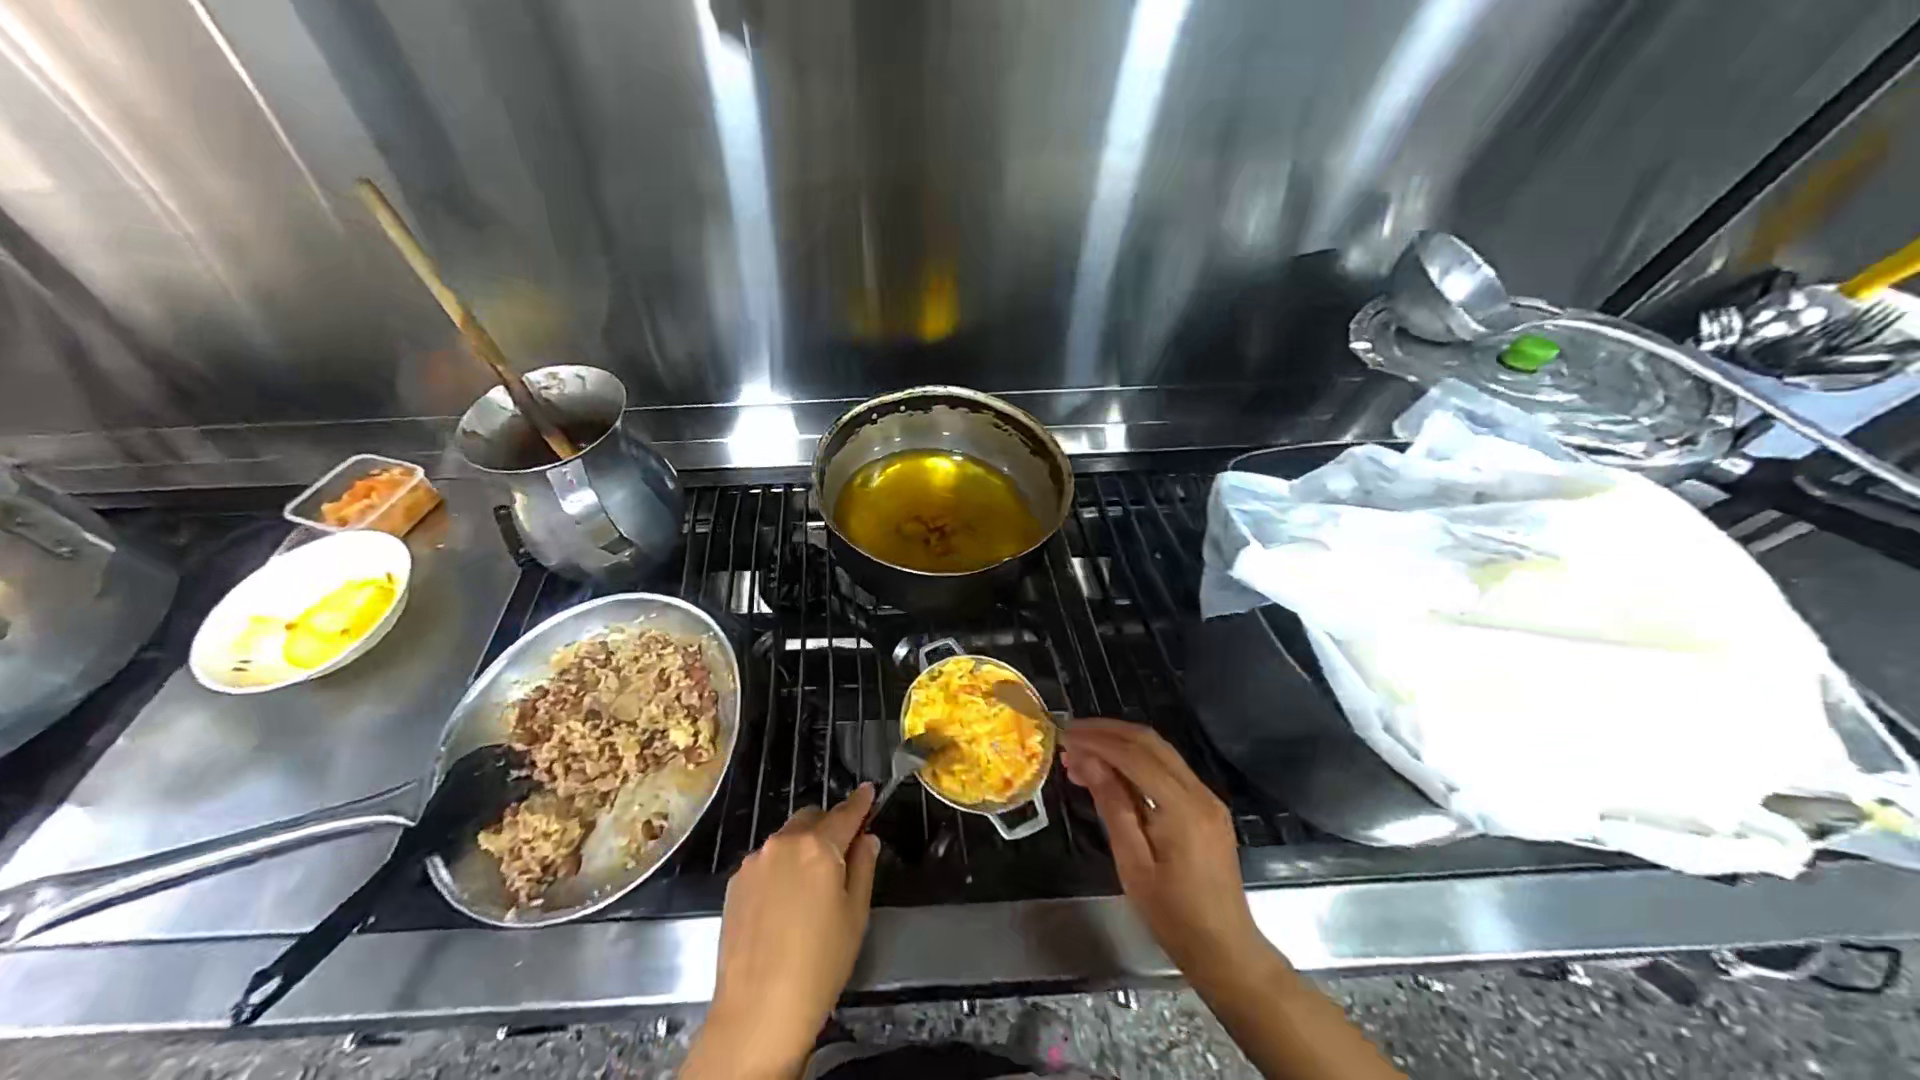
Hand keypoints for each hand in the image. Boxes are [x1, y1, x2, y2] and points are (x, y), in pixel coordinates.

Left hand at [683, 784, 880, 1079]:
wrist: (758, 1010)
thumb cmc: (820, 963)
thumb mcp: (856, 914)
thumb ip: (863, 866)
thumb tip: (866, 839)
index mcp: (818, 846)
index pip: (846, 813)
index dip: (861, 801)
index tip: (869, 791)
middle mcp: (783, 843)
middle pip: (812, 818)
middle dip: (829, 826)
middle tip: (844, 853)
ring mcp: (754, 862)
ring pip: (786, 838)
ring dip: (803, 847)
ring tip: (811, 885)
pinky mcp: (734, 883)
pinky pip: (766, 861)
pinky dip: (781, 867)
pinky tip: (785, 902)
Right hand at [1066, 721, 1405, 1078]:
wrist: (1225, 948)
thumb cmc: (1173, 915)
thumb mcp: (1133, 863)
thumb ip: (1112, 805)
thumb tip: (1088, 761)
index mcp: (1183, 807)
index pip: (1134, 755)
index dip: (1097, 740)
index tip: (1065, 736)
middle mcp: (1200, 792)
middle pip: (1150, 742)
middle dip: (1108, 733)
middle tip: (1071, 735)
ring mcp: (1207, 798)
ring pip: (1160, 752)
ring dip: (1120, 745)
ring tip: (1082, 752)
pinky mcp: (1206, 808)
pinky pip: (1168, 770)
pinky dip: (1136, 762)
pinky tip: (1111, 772)